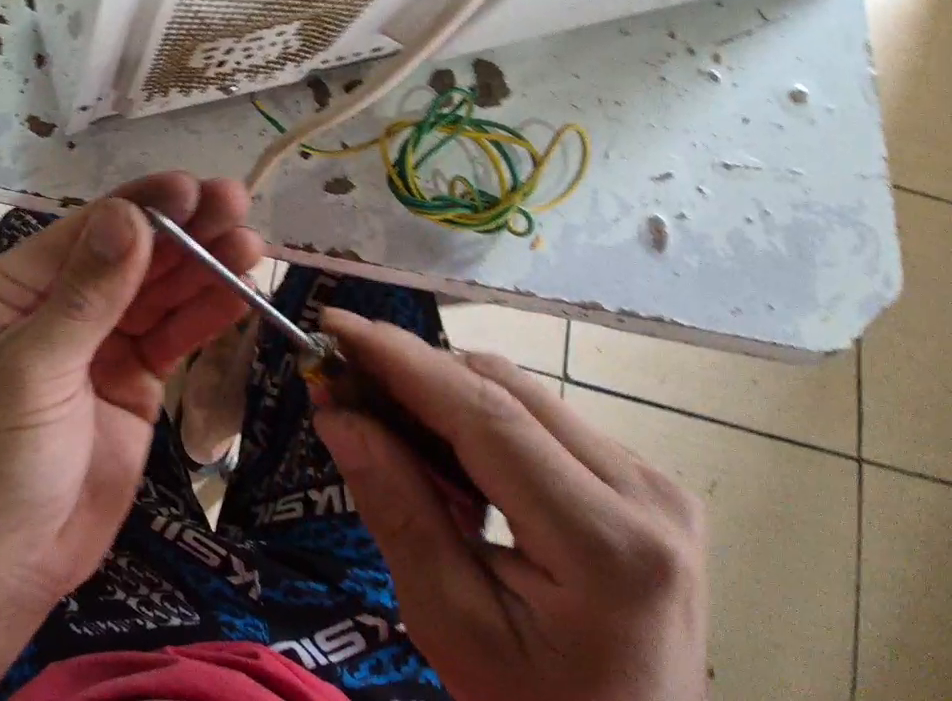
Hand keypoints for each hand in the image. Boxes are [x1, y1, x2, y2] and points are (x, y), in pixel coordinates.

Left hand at [0, 173, 263, 619]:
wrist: (10, 561)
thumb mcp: (36, 371)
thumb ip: (86, 296)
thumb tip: (127, 214)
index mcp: (20, 289)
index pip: (87, 234)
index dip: (140, 208)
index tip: (191, 188)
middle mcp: (61, 306)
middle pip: (131, 256)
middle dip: (181, 232)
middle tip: (237, 204)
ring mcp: (102, 343)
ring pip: (160, 293)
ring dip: (204, 269)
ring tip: (253, 245)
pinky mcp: (135, 381)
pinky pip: (175, 337)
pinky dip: (206, 316)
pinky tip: (243, 293)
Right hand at [314, 308, 708, 700]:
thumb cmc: (530, 700)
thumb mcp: (448, 619)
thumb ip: (397, 509)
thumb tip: (337, 415)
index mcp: (604, 542)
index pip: (486, 414)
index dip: (402, 359)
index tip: (332, 326)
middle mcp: (646, 494)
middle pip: (506, 390)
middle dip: (412, 367)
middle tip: (338, 372)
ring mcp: (655, 485)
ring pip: (523, 394)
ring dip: (441, 387)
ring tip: (375, 405)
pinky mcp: (646, 485)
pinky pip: (542, 418)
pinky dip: (475, 413)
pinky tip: (434, 439)